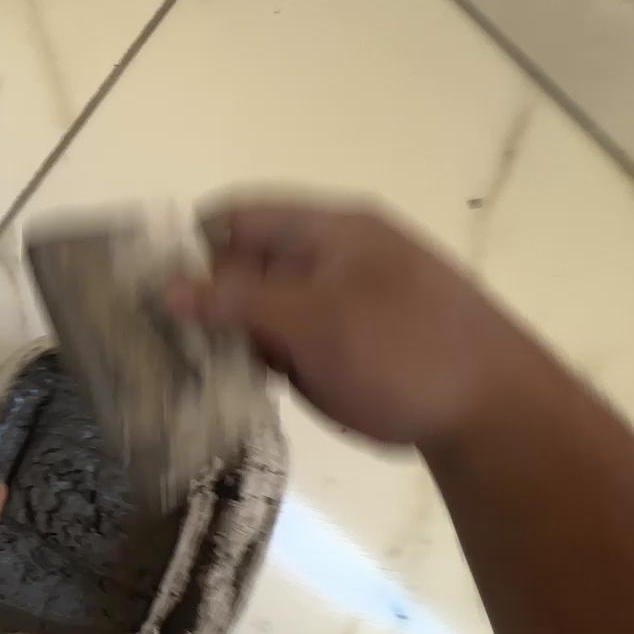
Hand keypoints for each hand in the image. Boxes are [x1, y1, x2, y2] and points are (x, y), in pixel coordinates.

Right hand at [168, 198, 549, 448]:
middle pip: (232, 263)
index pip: (236, 217)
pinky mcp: (315, 346)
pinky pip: (258, 342)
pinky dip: (231, 357)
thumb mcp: (314, 320)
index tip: (146, 283)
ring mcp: (316, 306)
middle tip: (148, 332)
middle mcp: (316, 262)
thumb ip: (235, 301)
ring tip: (165, 360)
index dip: (188, 242)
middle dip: (191, 293)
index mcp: (326, 232)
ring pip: (241, 307)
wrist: (487, 415)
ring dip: (208, 330)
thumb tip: (164, 288)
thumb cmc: (404, 351)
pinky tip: (204, 378)